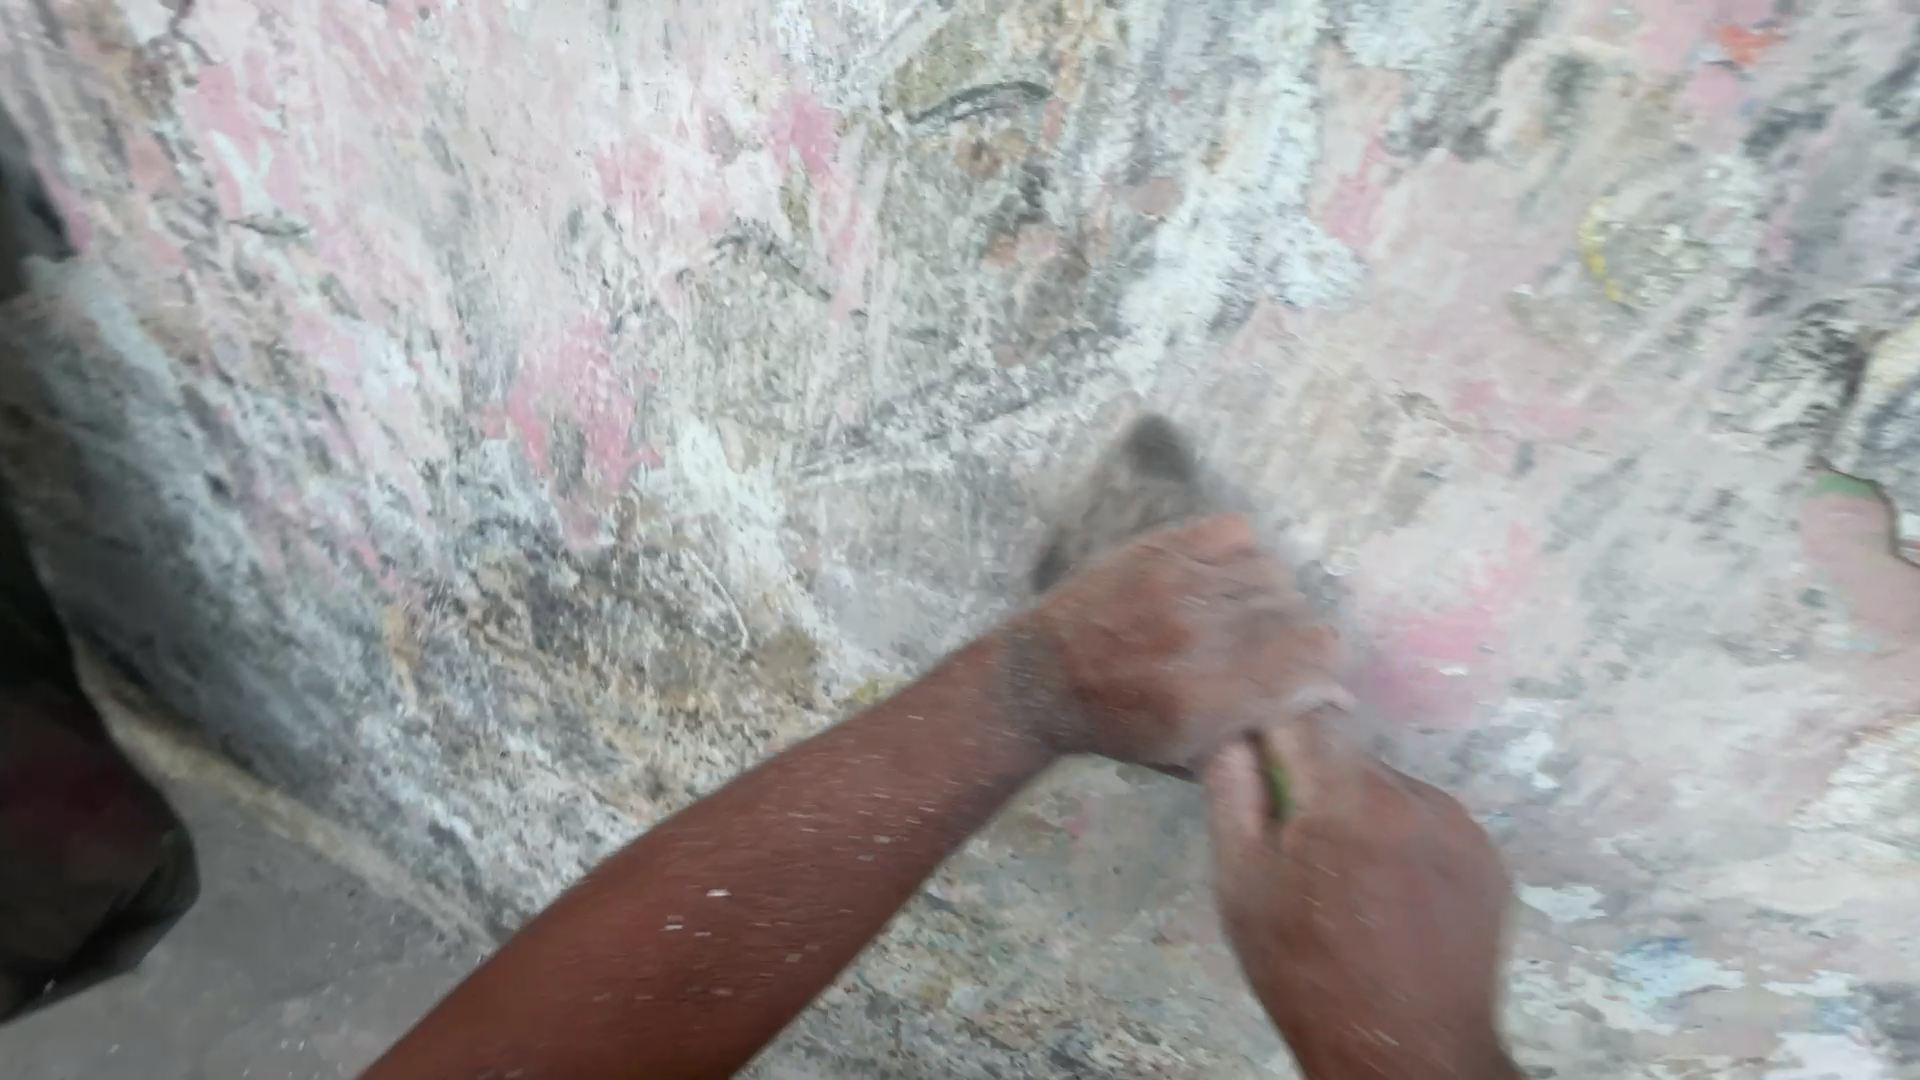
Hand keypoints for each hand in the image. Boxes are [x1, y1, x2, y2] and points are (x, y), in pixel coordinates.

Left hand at [1007, 514, 1346, 770]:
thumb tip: (1334, 692)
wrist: (1041, 676)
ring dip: (1270, 593)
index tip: (1309, 666)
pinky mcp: (1156, 549)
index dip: (1323, 661)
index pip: (1312, 654)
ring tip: (1243, 609)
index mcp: (1209, 695)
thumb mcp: (1187, 749)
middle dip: (1294, 631)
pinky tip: (1223, 574)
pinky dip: (1243, 551)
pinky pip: (1234, 530)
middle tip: (1270, 642)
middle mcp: (1198, 633)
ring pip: (1270, 570)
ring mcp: (1175, 583)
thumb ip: (1259, 720)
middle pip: (1294, 610)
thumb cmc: (1116, 723)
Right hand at [1203, 713, 1518, 1079]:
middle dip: (1308, 773)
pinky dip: (1393, 829)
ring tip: (1338, 867)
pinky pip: (1421, 814)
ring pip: (1382, 780)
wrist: (1405, 1058)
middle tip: (1290, 835)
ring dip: (1352, 801)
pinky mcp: (1488, 856)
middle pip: (1341, 749)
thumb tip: (1230, 730)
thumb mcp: (1240, 877)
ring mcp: (1459, 825)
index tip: (1249, 762)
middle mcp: (1414, 794)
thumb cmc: (1303, 966)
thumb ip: (1230, 787)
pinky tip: (1383, 883)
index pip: (1296, 716)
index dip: (1265, 731)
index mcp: (1348, 794)